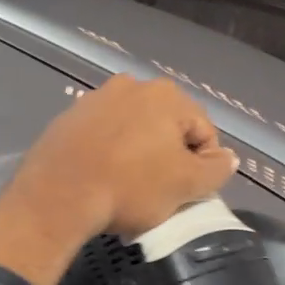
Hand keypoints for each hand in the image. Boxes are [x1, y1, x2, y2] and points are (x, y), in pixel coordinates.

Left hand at [7, 74, 238, 241]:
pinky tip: (97, 183)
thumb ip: (215, 170)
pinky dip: (103, 158)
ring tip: (124, 192)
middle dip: (164, 159)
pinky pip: (97, 141)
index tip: (186, 194)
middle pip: (163, 129)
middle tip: (156, 196)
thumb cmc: (129, 189)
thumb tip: (227, 158)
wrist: (56, 197)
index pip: (202, 132)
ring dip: (133, 157)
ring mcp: (92, 101)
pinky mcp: (64, 122)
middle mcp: (130, 86)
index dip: (202, 167)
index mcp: (166, 96)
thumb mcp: (184, 186)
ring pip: (128, 133)